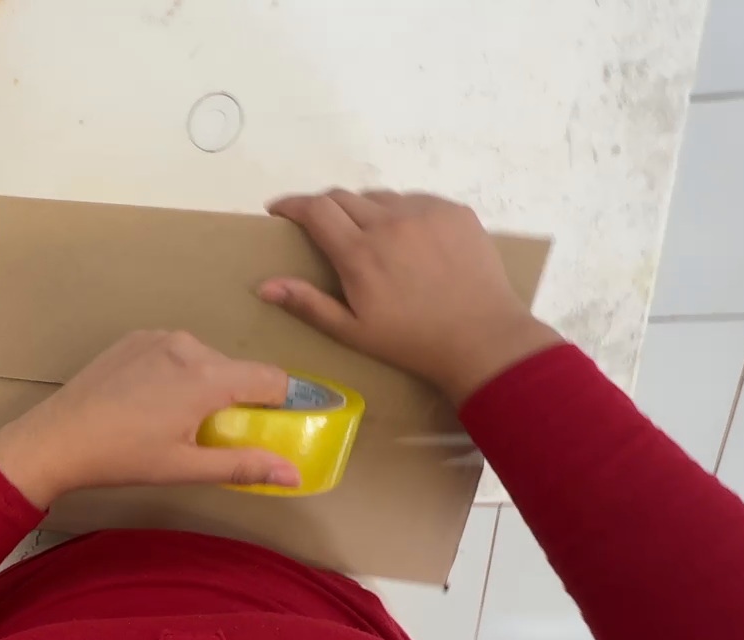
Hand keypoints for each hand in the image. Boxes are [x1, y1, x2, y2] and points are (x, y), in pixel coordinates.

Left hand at [0, 330, 299, 508]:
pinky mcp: (134, 338)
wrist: (56, 439)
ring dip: (203, 386)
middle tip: (208, 435)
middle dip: (234, 400)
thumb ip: (243, 465)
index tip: (275, 424)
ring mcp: (157, 337)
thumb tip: (294, 474)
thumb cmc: (121, 457)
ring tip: (170, 421)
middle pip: (235, 370)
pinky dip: (174, 373)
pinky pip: (173, 352)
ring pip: (203, 360)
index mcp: (207, 377)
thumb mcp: (184, 467)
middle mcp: (188, 345)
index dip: (282, 402)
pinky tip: (148, 402)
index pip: (271, 379)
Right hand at [259, 190, 563, 405]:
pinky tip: (400, 238)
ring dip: (360, 209)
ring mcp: (426, 211)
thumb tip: (264, 286)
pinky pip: (414, 200)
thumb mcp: (349, 330)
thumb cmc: (406, 340)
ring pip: (379, 196)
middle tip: (315, 226)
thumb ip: (307, 303)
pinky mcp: (454, 211)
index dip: (292, 205)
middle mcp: (390, 221)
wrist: (479, 336)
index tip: (277, 210)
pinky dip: (396, 212)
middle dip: (321, 206)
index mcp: (359, 252)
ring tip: (361, 234)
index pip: (316, 210)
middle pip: (343, 196)